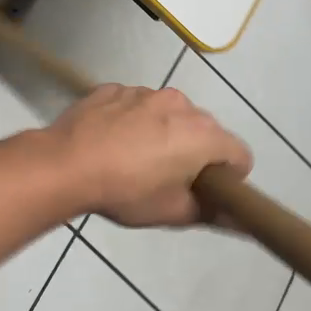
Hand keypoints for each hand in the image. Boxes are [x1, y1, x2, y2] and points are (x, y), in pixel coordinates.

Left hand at [46, 84, 251, 226]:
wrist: (66, 163)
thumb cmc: (127, 191)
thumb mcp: (175, 212)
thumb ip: (217, 214)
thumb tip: (245, 222)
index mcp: (201, 133)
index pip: (239, 153)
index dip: (230, 177)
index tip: (206, 191)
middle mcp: (178, 103)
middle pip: (204, 129)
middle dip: (196, 152)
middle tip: (170, 178)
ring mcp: (142, 91)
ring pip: (168, 113)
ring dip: (163, 132)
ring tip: (135, 159)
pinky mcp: (112, 88)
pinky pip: (135, 104)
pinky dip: (133, 119)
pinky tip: (112, 141)